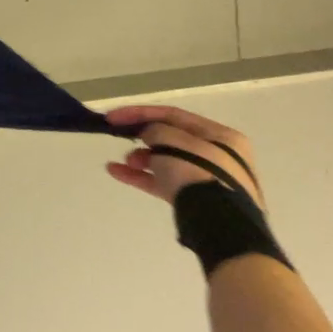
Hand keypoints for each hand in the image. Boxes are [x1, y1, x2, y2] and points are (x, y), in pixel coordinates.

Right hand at [104, 105, 262, 207]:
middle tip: (119, 138)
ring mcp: (208, 179)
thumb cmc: (196, 169)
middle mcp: (218, 156)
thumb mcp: (169, 139)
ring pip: (165, 160)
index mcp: (221, 137)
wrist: (217, 219)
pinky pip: (164, 181)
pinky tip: (115, 172)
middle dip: (140, 138)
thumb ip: (154, 129)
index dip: (138, 112)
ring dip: (139, 158)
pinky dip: (141, 176)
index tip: (111, 117)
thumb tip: (150, 135)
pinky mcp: (196, 198)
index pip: (172, 115)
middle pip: (170, 138)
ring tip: (124, 163)